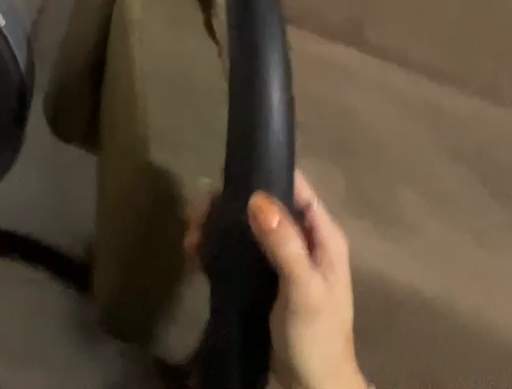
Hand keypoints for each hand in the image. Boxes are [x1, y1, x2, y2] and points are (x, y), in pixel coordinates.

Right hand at [185, 170, 363, 388]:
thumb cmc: (316, 339)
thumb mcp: (304, 291)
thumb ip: (284, 245)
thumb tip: (256, 198)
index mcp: (320, 237)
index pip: (294, 186)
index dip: (264, 172)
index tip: (227, 173)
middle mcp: (298, 240)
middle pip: (258, 202)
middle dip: (225, 205)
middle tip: (197, 215)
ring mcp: (276, 259)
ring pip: (240, 224)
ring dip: (213, 226)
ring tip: (191, 240)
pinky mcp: (257, 279)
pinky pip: (231, 250)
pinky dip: (211, 248)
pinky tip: (194, 257)